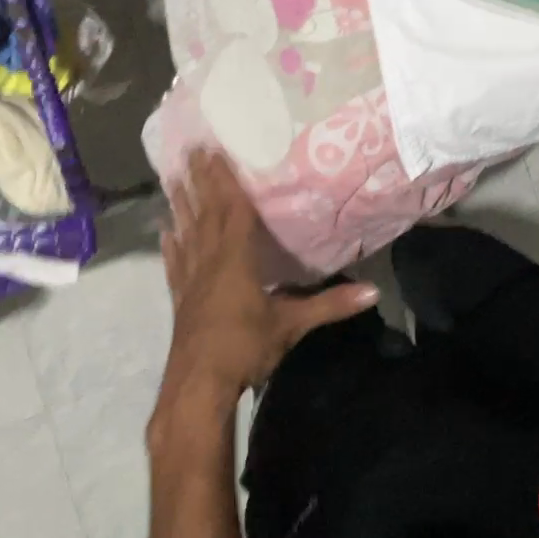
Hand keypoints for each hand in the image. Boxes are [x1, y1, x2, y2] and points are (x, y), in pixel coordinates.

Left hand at [158, 150, 378, 398]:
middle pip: (204, 212)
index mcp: (236, 259)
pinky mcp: (180, 300)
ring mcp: (190, 280)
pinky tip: (164, 231)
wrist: (197, 388)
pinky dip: (170, 245)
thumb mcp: (292, 326)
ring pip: (186, 232)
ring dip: (180, 203)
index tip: (215, 149)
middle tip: (188, 149)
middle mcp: (209, 260)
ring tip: (172, 176)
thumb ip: (330, 305)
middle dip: (198, 180)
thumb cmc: (245, 348)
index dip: (225, 179)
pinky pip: (174, 263)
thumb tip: (373, 291)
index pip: (232, 210)